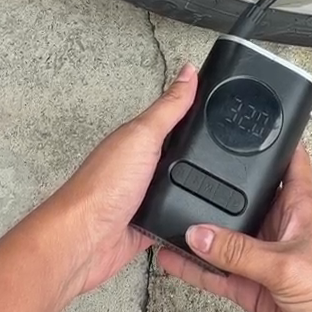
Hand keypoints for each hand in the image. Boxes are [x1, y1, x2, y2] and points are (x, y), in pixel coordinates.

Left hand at [40, 62, 197, 296]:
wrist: (86, 239)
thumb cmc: (102, 186)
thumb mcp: (142, 136)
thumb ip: (169, 108)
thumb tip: (188, 71)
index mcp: (137, 138)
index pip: (170, 115)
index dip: (192, 105)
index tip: (216, 93)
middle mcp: (140, 164)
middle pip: (176, 151)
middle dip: (198, 149)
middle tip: (225, 138)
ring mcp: (143, 195)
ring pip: (178, 185)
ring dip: (193, 184)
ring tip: (216, 177)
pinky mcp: (147, 224)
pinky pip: (175, 215)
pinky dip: (185, 215)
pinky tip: (198, 213)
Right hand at [157, 146, 311, 311]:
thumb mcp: (287, 265)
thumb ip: (238, 250)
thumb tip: (197, 233)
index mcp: (304, 208)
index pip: (291, 162)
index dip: (276, 141)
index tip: (254, 122)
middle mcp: (285, 228)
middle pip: (250, 200)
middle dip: (224, 190)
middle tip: (191, 172)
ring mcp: (270, 259)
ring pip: (230, 239)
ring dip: (205, 233)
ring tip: (170, 218)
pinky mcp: (258, 290)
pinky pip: (222, 273)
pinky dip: (199, 268)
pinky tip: (174, 260)